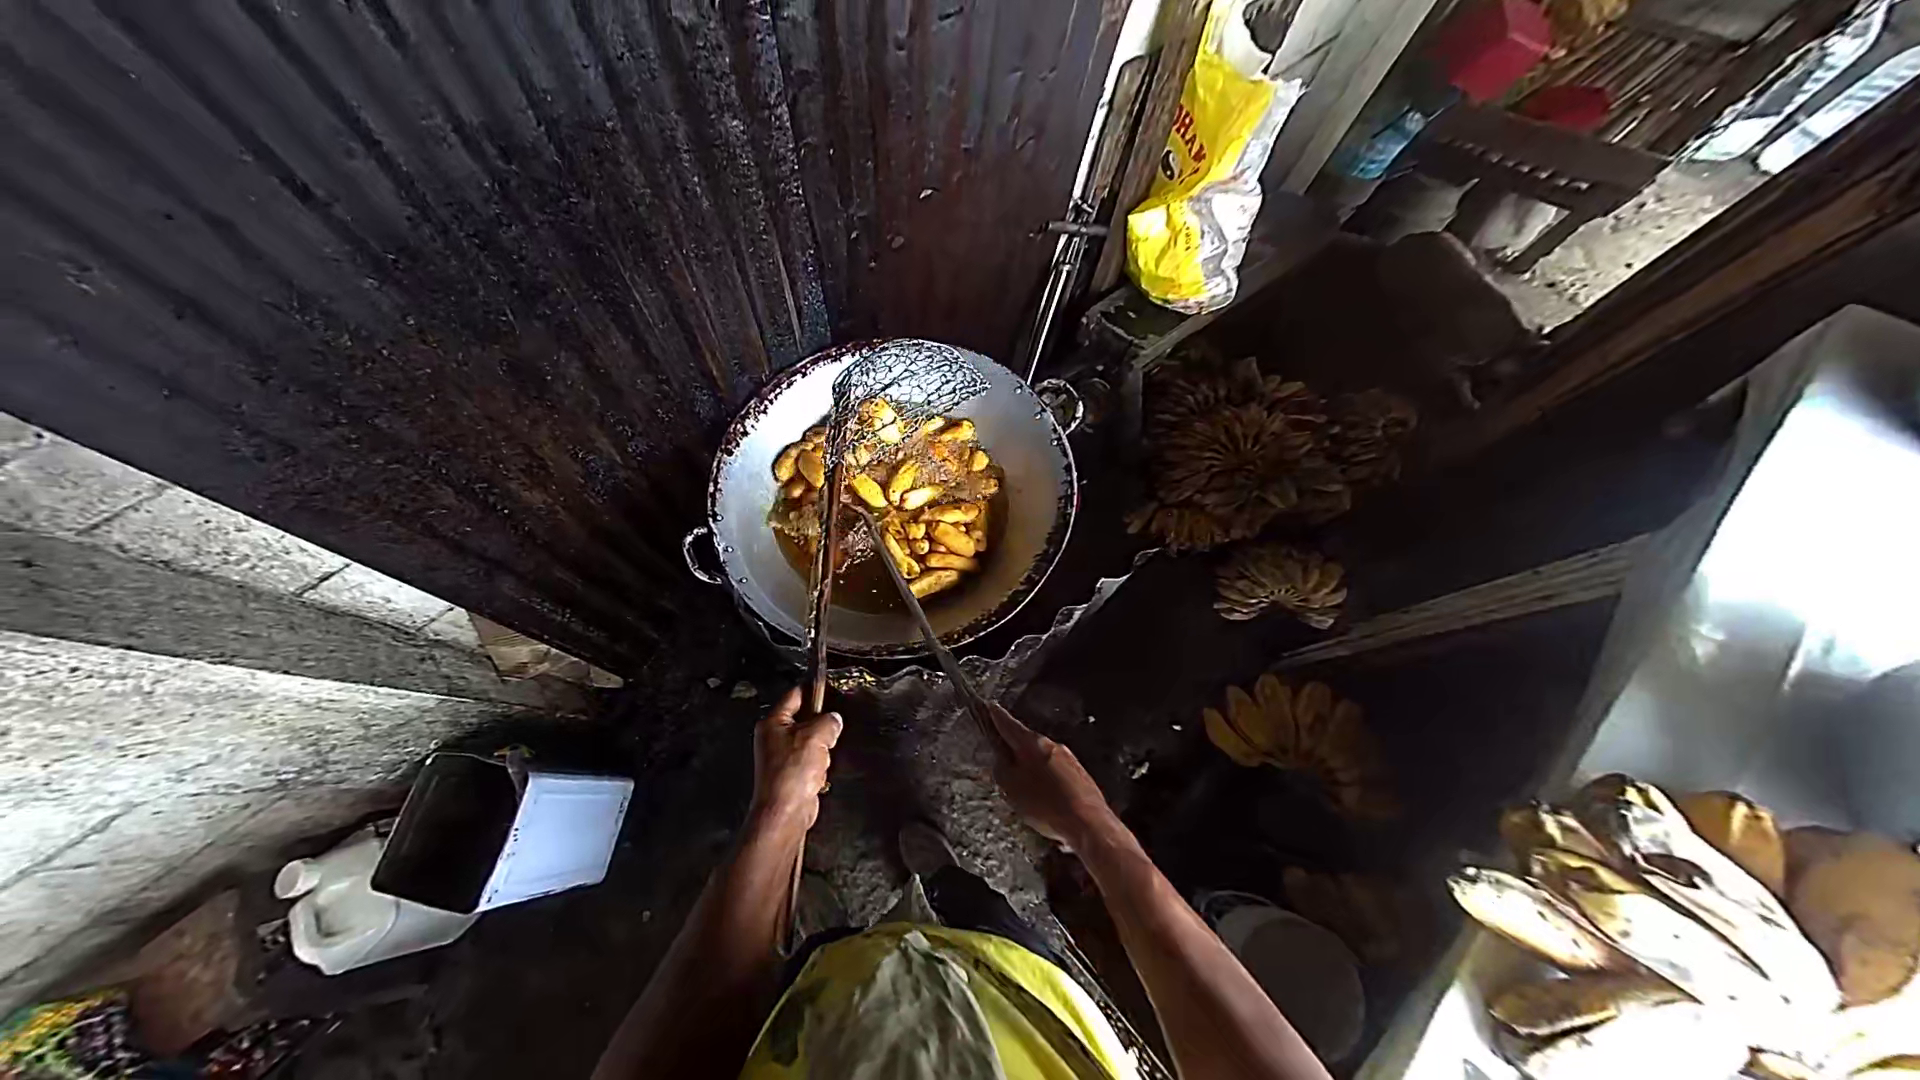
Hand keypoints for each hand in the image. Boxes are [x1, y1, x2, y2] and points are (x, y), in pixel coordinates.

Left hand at [751, 687, 841, 834]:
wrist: (785, 812)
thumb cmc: (794, 770)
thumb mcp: (816, 735)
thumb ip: (829, 721)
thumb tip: (834, 720)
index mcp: (773, 722)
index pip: (795, 695)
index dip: (813, 689)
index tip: (830, 686)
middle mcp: (773, 737)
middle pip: (805, 718)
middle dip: (821, 725)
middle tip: (831, 730)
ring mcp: (781, 756)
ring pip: (811, 740)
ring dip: (822, 748)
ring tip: (822, 758)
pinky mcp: (790, 773)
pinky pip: (811, 760)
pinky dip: (819, 765)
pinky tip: (820, 774)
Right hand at [986, 703, 1118, 850]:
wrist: (1089, 824)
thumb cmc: (1048, 806)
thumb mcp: (1011, 789)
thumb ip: (1001, 770)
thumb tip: (1001, 761)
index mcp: (1032, 744)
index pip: (1009, 725)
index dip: (997, 716)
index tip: (991, 707)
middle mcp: (1052, 745)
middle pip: (1026, 743)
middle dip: (1014, 752)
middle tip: (1003, 766)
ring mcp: (1069, 760)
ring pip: (1041, 760)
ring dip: (1032, 772)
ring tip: (1026, 796)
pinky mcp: (1080, 776)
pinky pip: (1056, 775)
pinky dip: (1047, 784)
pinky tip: (1046, 803)